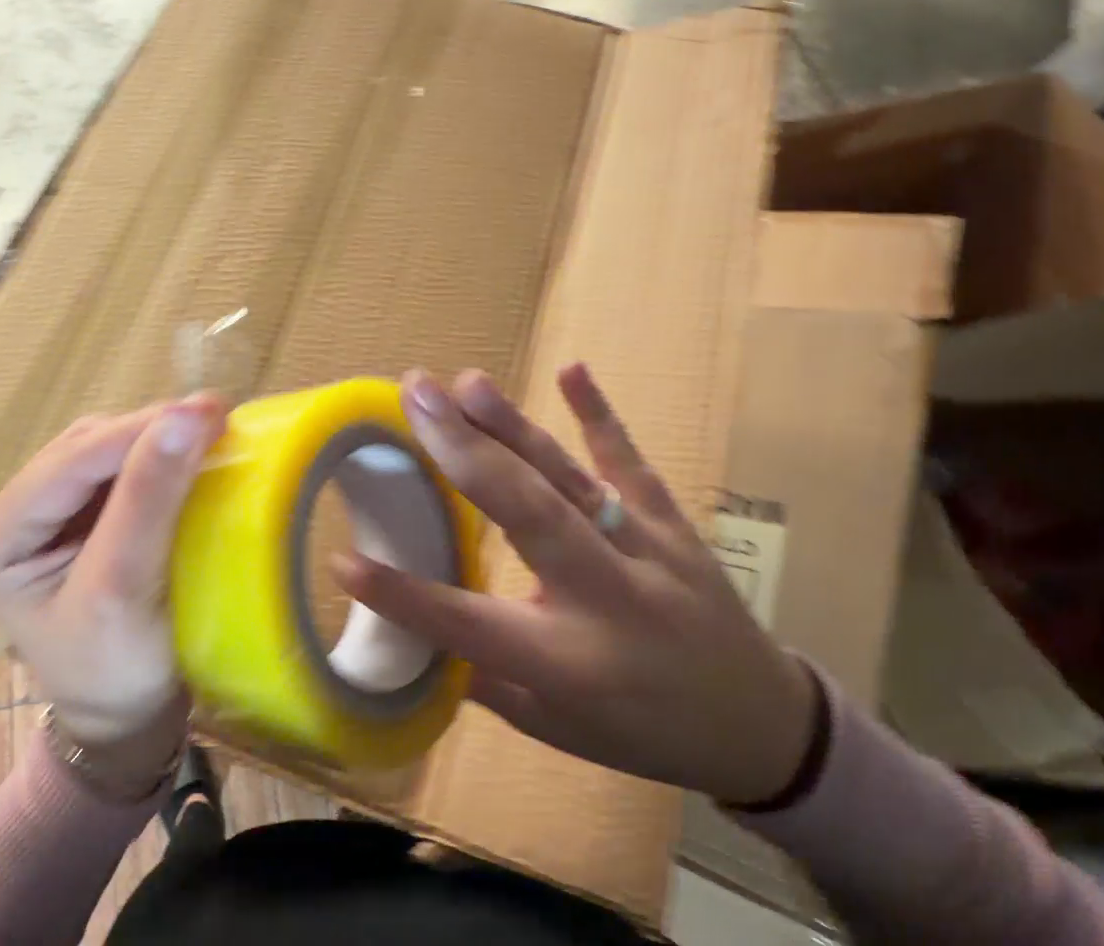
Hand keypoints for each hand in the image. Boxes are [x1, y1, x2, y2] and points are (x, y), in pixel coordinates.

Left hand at [0, 395, 225, 762]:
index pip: (70, 463)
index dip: (137, 431)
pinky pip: (119, 470)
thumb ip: (148, 501)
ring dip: (155, 438)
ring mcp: (47, 512)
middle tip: (218, 417)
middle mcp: (12, 513)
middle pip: (84, 449)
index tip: (207, 410)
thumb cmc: (112, 670)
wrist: (121, 717)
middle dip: (148, 431)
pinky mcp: (81, 517)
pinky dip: (157, 458)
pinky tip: (192, 451)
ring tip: (210, 429)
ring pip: (103, 451)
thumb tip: (187, 416)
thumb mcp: (123, 588)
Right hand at [334, 366, 815, 805]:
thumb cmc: (641, 732)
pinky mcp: (675, 527)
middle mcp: (608, 599)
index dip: (400, 595)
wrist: (762, 726)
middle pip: (527, 515)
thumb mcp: (552, 727)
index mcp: (567, 662)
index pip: (466, 623)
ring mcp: (649, 553)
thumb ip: (482, 673)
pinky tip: (573, 371)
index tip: (341, 560)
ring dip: (512, 426)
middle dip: (464, 452)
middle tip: (415, 399)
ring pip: (571, 480)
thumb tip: (413, 625)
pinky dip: (600, 417)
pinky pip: (631, 466)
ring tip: (462, 383)